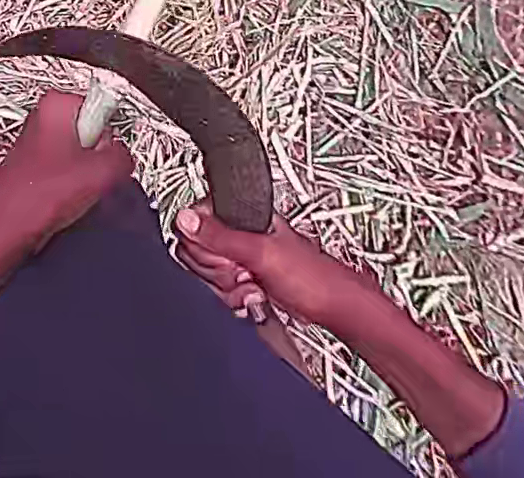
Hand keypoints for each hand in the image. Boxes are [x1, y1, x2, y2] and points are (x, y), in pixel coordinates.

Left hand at [0, 90, 134, 246]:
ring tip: (75, 193)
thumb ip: (123, 155)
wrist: (3, 228)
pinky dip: (71, 187)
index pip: (103, 108)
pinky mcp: (34, 165)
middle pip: (93, 133)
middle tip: (88, 178)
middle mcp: (44, 116)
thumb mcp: (101, 172)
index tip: (100, 156)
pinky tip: (64, 202)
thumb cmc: (43, 194)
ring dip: (86, 177)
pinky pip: (68, 172)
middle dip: (98, 158)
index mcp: (56, 103)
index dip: (108, 137)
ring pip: (82, 156)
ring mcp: (38, 141)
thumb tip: (124, 155)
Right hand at [173, 200, 384, 328]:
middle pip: (196, 250)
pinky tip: (253, 296)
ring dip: (228, 288)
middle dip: (218, 271)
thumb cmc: (315, 279)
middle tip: (244, 273)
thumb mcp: (261, 253)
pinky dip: (233, 298)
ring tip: (253, 286)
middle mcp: (236, 229)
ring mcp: (240, 253)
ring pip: (207, 272)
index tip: (227, 257)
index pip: (191, 222)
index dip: (205, 247)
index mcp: (237, 212)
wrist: (339, 312)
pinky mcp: (243, 275)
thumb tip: (184, 218)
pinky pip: (219, 287)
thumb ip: (220, 236)